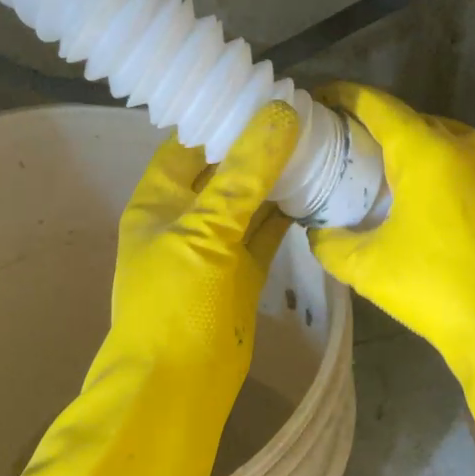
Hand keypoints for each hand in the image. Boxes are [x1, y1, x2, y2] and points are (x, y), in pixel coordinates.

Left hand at [114, 103, 299, 381]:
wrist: (177, 383)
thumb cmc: (176, 304)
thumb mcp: (206, 231)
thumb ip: (246, 175)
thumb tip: (281, 114)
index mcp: (157, 202)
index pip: (189, 145)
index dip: (222, 117)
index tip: (266, 92)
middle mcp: (184, 221)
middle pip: (224, 172)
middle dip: (257, 148)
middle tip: (306, 117)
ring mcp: (215, 251)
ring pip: (249, 205)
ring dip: (277, 183)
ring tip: (317, 148)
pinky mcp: (242, 278)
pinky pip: (265, 238)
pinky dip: (286, 219)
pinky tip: (312, 196)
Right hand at [307, 83, 474, 348]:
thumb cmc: (432, 285)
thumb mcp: (366, 266)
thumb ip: (330, 242)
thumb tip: (316, 232)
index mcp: (424, 147)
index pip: (373, 103)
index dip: (338, 99)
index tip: (310, 107)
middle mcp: (456, 143)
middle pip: (400, 119)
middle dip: (364, 127)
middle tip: (329, 146)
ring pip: (426, 141)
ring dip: (393, 150)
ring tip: (358, 170)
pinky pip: (445, 164)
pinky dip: (417, 169)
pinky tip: (396, 195)